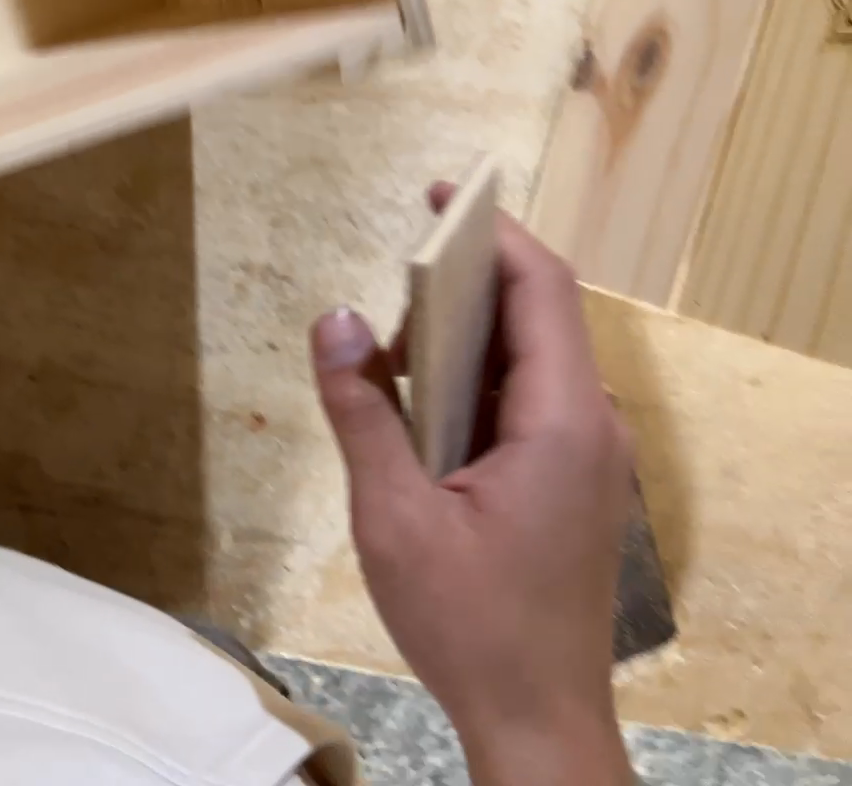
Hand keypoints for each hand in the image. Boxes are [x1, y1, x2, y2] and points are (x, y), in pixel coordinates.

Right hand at [308, 186, 632, 784]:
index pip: (540, 296)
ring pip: (521, 361)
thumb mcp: (392, 511)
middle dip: (468, 272)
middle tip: (396, 252)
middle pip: (535, 319)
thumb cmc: (464, 615)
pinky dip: (460, 375)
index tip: (442, 197)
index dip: (494, 235)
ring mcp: (573, 458)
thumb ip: (361, 411)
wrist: (533, 716)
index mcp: (556, 425)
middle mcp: (581, 429)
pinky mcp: (555, 481)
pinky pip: (511, 401)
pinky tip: (407, 391)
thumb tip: (332, 320)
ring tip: (386, 323)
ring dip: (457, 328)